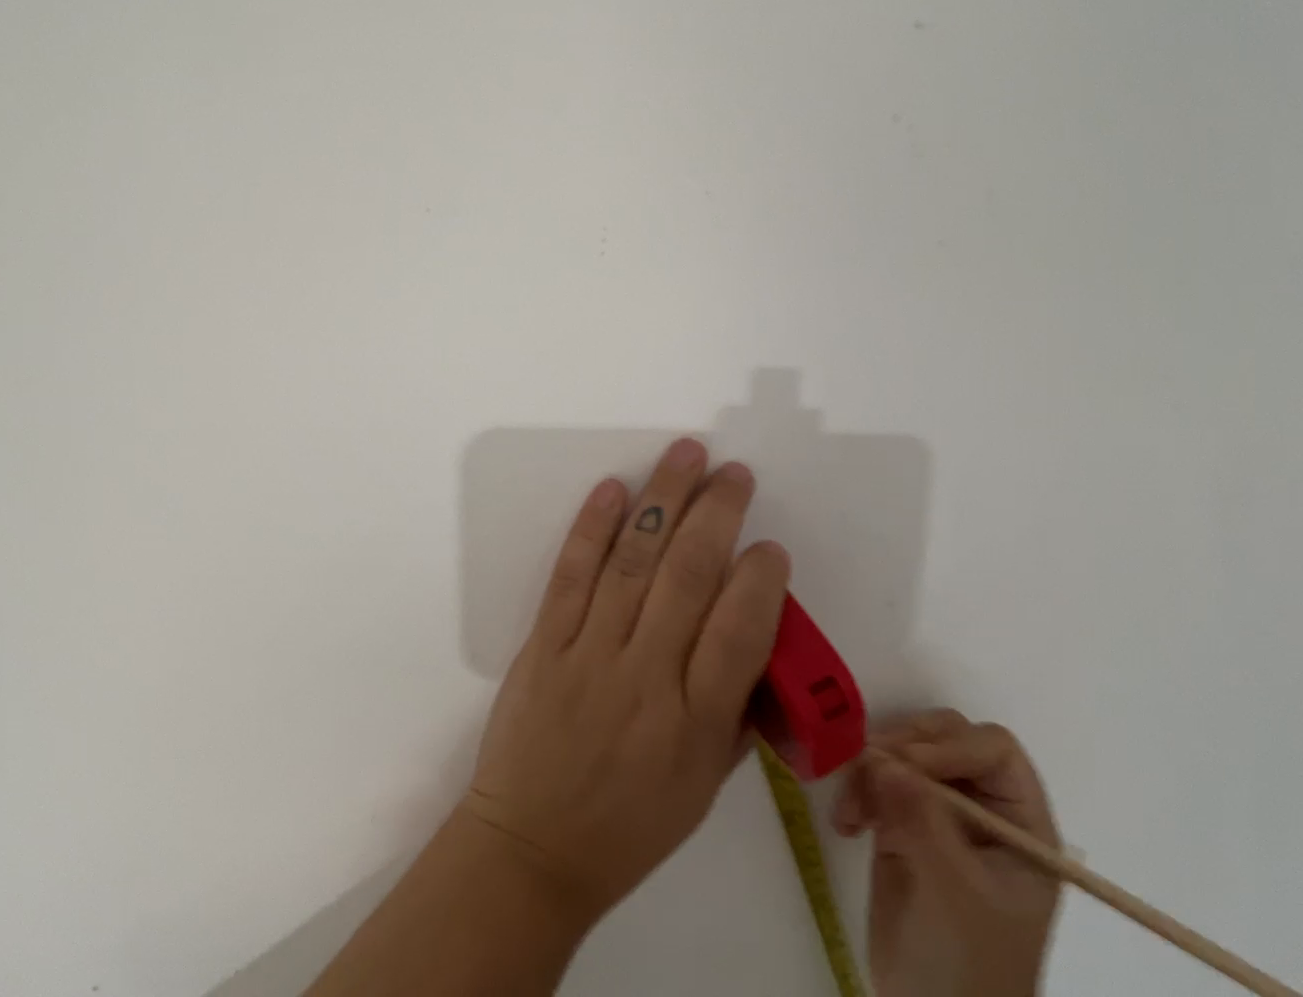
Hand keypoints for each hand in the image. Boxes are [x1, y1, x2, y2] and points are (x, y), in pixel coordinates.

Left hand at [461, 437, 790, 920]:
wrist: (531, 848)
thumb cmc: (629, 828)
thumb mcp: (703, 786)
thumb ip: (734, 715)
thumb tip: (757, 651)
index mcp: (696, 721)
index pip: (740, 629)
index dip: (760, 579)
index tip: (770, 548)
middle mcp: (646, 676)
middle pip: (688, 576)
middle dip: (716, 514)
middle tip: (734, 473)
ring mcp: (590, 655)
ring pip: (633, 562)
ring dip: (661, 501)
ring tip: (684, 455)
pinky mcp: (544, 646)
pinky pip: (570, 577)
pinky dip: (591, 530)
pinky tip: (612, 491)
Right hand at [832, 711, 1061, 996]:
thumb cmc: (964, 962)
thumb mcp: (951, 889)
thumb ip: (920, 817)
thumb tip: (879, 757)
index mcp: (1021, 823)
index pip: (994, 751)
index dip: (951, 746)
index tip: (905, 766)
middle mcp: (983, 810)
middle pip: (947, 741)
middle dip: (904, 747)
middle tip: (866, 769)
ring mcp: (941, 817)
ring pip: (905, 757)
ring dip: (871, 770)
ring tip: (849, 812)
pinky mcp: (902, 829)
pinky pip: (878, 786)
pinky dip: (857, 792)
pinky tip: (845, 822)